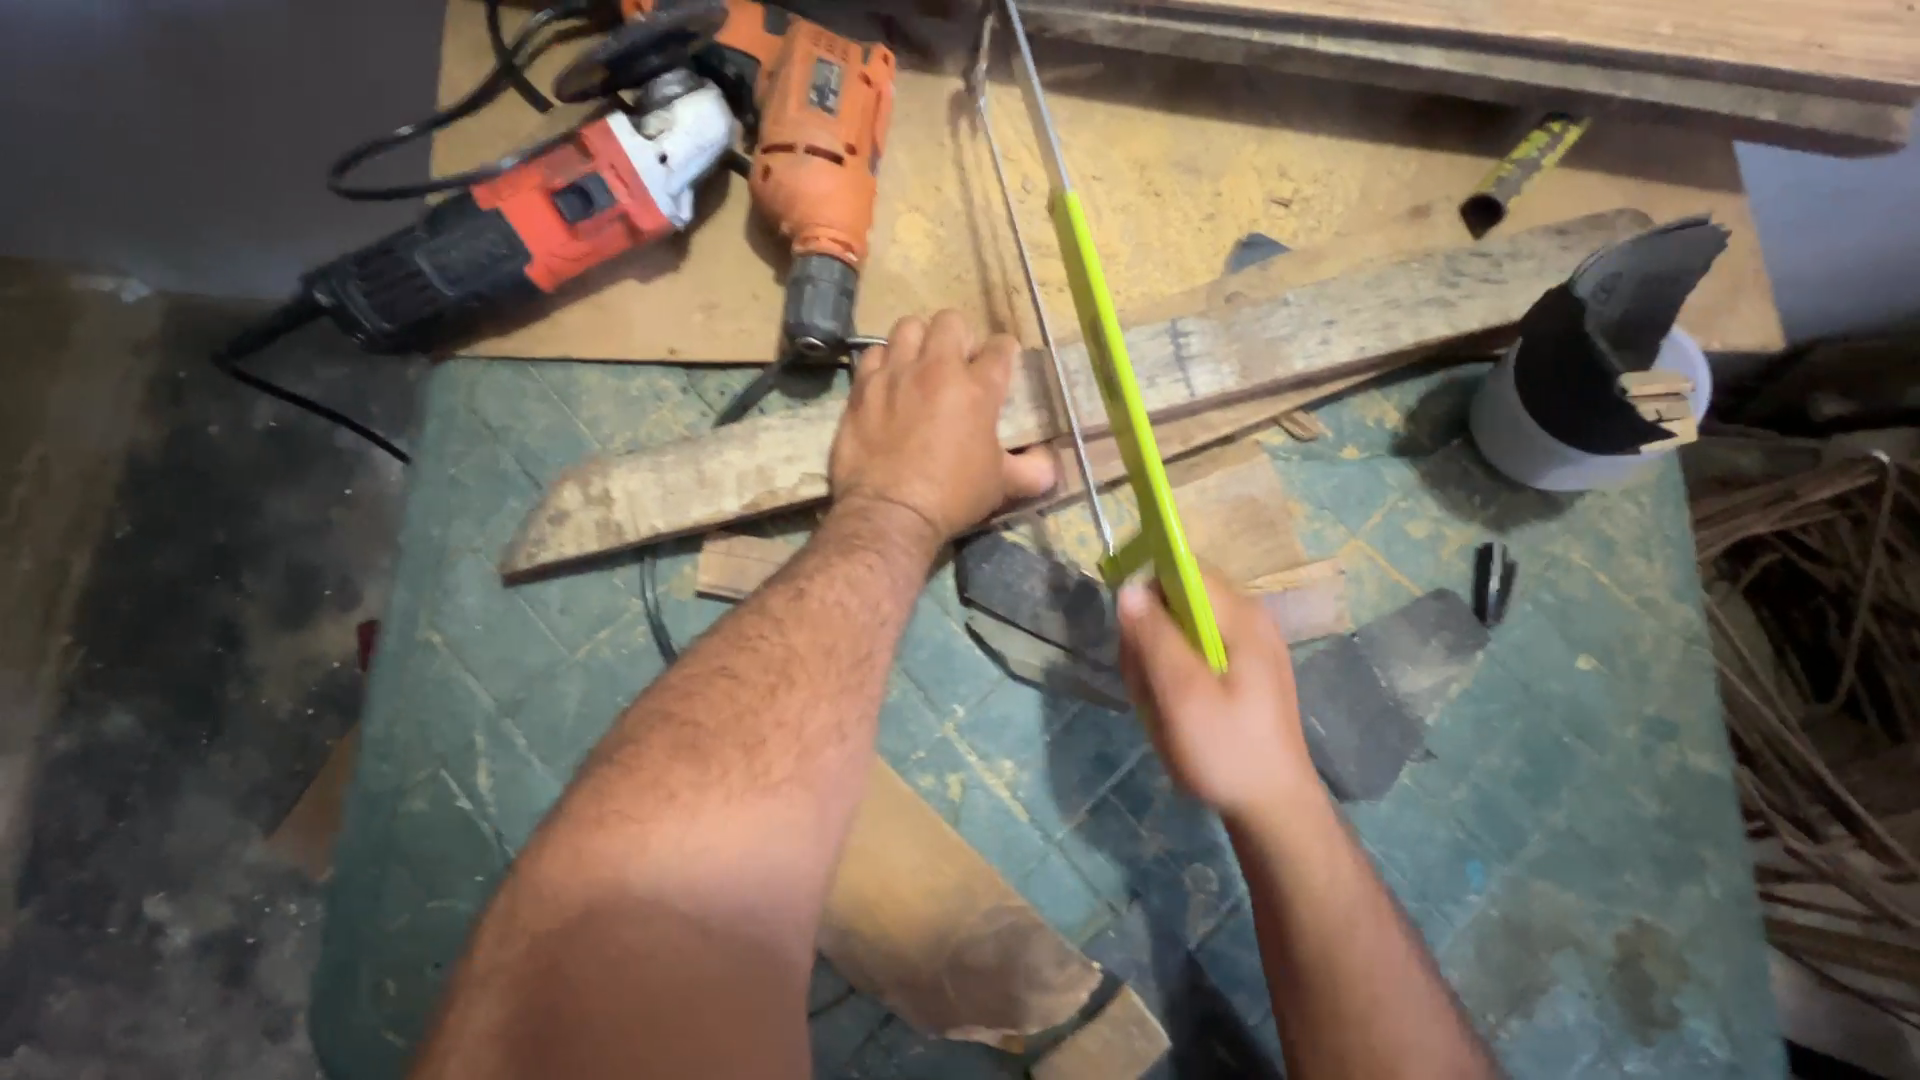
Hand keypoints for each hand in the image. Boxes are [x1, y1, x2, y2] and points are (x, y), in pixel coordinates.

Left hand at [829, 311, 1057, 543]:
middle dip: (959, 337)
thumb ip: (1032, 470)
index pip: (1000, 348)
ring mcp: (894, 374)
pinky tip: (888, 383)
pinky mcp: (862, 388)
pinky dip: (883, 363)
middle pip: (950, 322)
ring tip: (919, 365)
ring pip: (908, 327)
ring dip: (918, 341)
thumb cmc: (952, 497)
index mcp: (977, 388)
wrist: (890, 512)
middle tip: (958, 364)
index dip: (1005, 353)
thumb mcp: (1002, 486)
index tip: (1001, 364)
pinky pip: (872, 354)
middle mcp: (936, 369)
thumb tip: (1050, 465)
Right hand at [1116, 572, 1316, 821]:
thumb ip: (1154, 638)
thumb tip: (1128, 588)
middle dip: (1150, 637)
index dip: (1149, 589)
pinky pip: (1192, 656)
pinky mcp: (1241, 673)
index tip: (1129, 632)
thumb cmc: (1226, 750)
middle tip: (1146, 683)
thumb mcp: (1182, 695)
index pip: (1185, 571)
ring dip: (1156, 662)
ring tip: (1159, 706)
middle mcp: (1248, 622)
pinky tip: (1172, 711)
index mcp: (1242, 618)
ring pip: (1180, 631)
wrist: (1272, 809)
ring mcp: (1247, 648)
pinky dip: (1172, 677)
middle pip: (1178, 602)